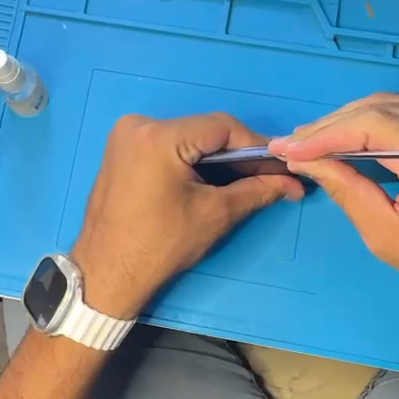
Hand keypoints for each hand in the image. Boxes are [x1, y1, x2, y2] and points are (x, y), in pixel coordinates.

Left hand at [72, 113, 302, 319]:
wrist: (106, 274)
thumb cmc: (159, 246)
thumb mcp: (214, 214)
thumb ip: (256, 190)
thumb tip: (291, 182)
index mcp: (158, 136)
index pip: (222, 127)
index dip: (257, 146)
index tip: (282, 165)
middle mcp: (138, 125)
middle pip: (203, 131)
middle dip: (238, 155)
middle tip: (270, 176)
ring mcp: (125, 136)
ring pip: (187, 138)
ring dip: (216, 158)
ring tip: (246, 181)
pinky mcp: (121, 151)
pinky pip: (167, 146)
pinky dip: (191, 160)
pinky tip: (213, 180)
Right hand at [272, 94, 398, 330]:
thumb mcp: (390, 237)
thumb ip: (348, 190)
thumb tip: (306, 160)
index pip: (373, 127)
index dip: (324, 135)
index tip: (286, 148)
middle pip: (379, 108)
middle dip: (330, 126)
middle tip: (292, 145)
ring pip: (391, 104)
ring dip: (347, 121)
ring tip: (311, 142)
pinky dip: (371, 122)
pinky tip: (346, 137)